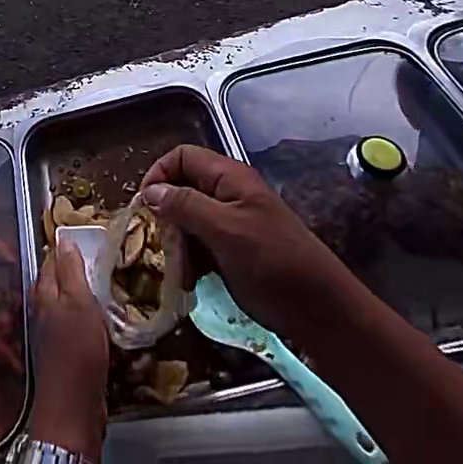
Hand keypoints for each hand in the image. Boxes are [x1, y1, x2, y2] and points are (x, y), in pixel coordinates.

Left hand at [28, 242, 107, 457]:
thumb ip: (71, 271)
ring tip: (101, 277)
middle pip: (56, 277)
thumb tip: (63, 239)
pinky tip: (99, 311)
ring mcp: (53, 328)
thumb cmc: (77, 351)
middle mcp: (45, 308)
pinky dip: (84, 308)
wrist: (73, 406)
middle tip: (96, 251)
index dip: (65, 243)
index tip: (84, 231)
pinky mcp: (64, 347)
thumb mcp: (79, 304)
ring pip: (64, 297)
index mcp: (45, 292)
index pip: (52, 258)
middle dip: (71, 263)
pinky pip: (73, 317)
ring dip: (79, 286)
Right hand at [141, 145, 364, 342]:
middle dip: (164, 209)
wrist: (317, 307)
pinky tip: (186, 279)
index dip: (160, 173)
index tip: (144, 205)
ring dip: (174, 238)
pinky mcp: (233, 249)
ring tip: (168, 264)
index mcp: (229, 177)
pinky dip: (188, 257)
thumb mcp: (226, 230)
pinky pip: (200, 243)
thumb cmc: (273, 261)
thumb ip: (187, 205)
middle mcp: (228, 193)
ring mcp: (232, 222)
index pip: (182, 156)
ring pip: (189, 218)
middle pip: (183, 186)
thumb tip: (151, 191)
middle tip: (151, 238)